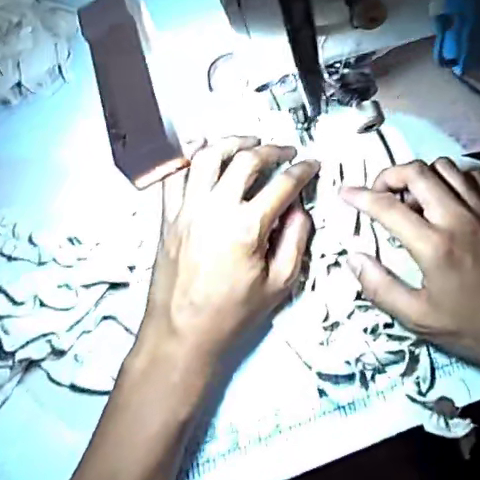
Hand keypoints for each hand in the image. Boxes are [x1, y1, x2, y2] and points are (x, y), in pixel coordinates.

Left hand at [139, 137, 317, 366]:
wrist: (180, 337)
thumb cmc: (230, 315)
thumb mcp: (281, 283)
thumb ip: (296, 239)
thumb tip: (298, 210)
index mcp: (246, 228)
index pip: (283, 183)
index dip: (303, 169)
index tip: (311, 165)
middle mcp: (214, 211)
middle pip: (246, 159)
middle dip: (272, 149)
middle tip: (285, 152)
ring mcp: (186, 211)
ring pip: (206, 156)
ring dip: (231, 143)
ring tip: (247, 143)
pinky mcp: (167, 218)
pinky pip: (173, 176)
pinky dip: (188, 159)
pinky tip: (204, 154)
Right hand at [339, 159, 479, 377]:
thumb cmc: (476, 327)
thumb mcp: (421, 320)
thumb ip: (382, 288)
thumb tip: (354, 259)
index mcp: (434, 244)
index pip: (387, 206)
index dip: (360, 196)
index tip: (345, 193)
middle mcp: (458, 215)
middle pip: (417, 171)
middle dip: (390, 175)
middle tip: (382, 194)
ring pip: (445, 166)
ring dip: (423, 176)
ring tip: (415, 199)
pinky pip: (473, 175)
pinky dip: (454, 178)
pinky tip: (449, 199)